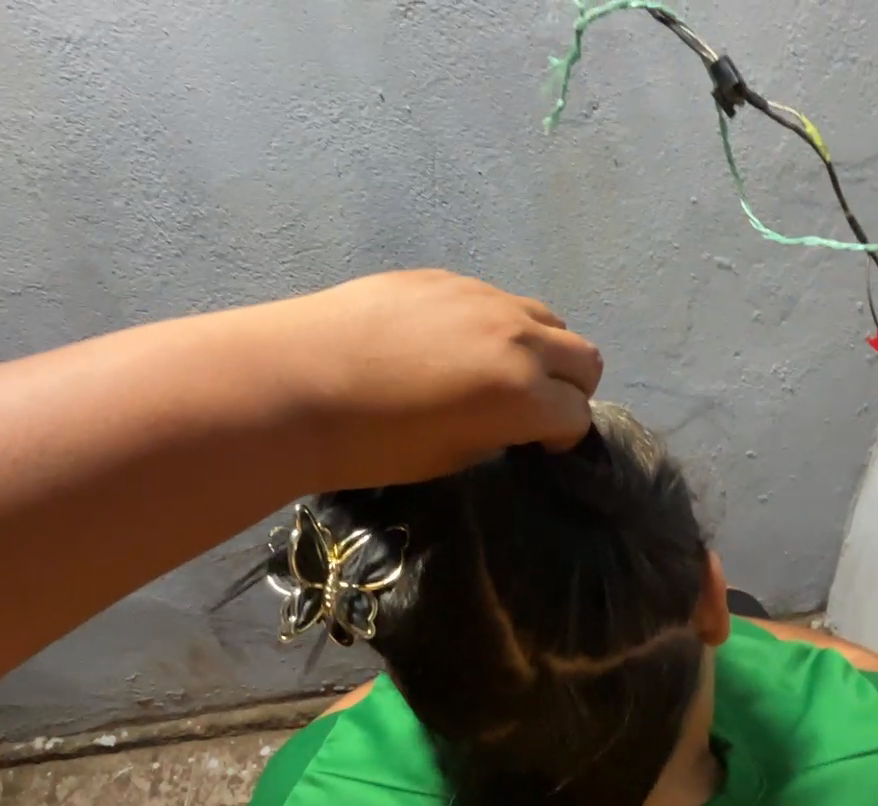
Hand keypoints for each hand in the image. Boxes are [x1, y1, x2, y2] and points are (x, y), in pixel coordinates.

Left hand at [208, 269, 602, 488]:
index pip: (578, 414)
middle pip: (585, 358)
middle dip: (572, 389)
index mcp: (523, 393)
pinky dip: (496, 326)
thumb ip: (503, 431)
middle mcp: (518, 338)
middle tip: (536, 409)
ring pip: (547, 319)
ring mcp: (483, 298)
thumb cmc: (372, 443)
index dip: (563, 437)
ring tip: (499, 371)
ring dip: (541, 350)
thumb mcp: (454, 456)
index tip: (539, 447)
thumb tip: (514, 419)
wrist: (292, 382)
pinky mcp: (445, 277)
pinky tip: (451, 344)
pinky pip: (496, 300)